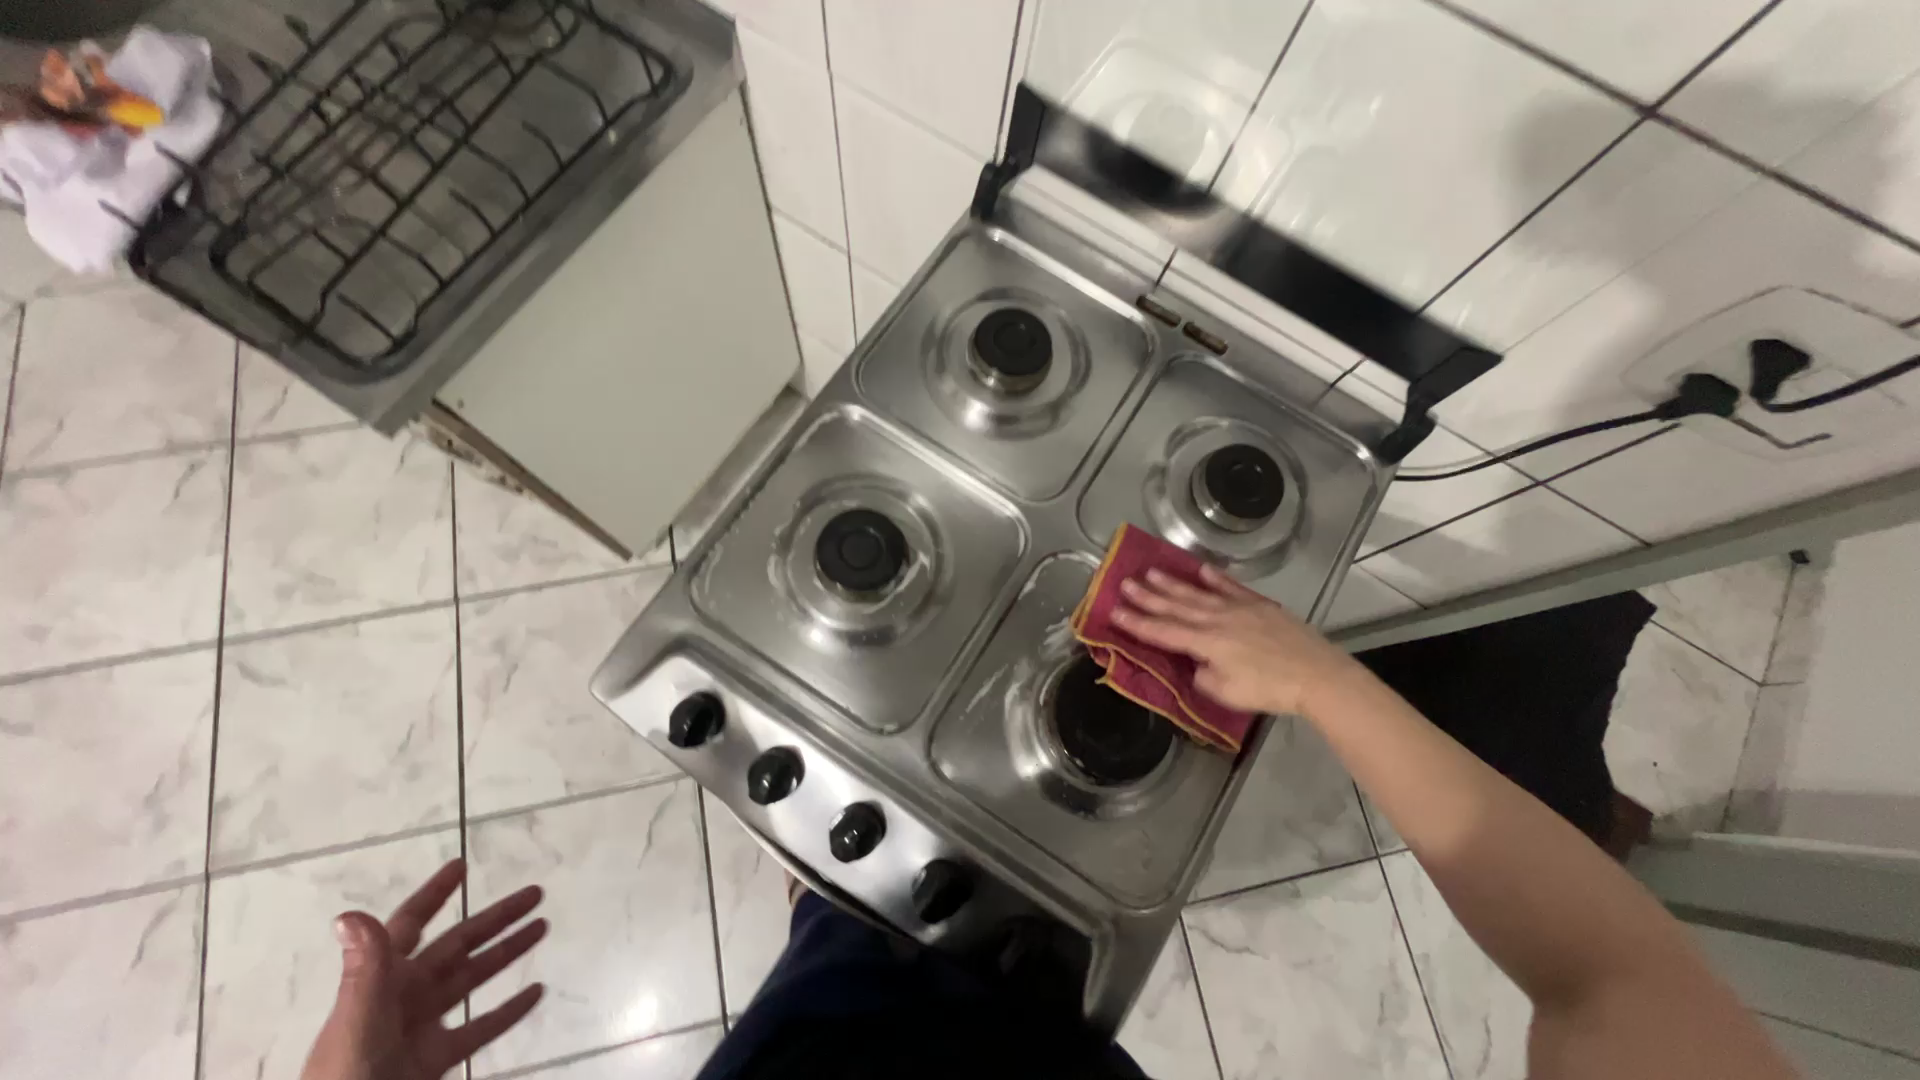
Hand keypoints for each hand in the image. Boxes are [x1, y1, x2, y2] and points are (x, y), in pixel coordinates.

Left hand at [300, 859, 548, 1079]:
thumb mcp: (355, 1026)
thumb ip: (363, 973)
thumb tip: (350, 913)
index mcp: (382, 984)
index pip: (409, 928)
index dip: (433, 896)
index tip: (461, 866)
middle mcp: (403, 999)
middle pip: (457, 947)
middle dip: (494, 918)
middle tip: (535, 893)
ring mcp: (421, 1031)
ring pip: (472, 981)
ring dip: (507, 953)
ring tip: (542, 928)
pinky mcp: (436, 1063)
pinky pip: (480, 1029)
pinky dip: (509, 1010)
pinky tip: (536, 993)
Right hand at [1113, 564, 1361, 716]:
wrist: (1316, 674)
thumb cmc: (1268, 689)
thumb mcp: (1225, 693)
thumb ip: (1202, 675)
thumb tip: (1196, 663)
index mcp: (1205, 642)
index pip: (1162, 631)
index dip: (1136, 622)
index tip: (1114, 611)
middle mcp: (1217, 619)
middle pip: (1175, 606)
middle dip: (1147, 596)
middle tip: (1124, 583)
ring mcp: (1239, 609)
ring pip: (1198, 593)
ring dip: (1173, 583)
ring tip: (1151, 572)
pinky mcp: (1260, 606)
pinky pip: (1231, 588)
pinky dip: (1215, 579)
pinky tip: (1201, 570)